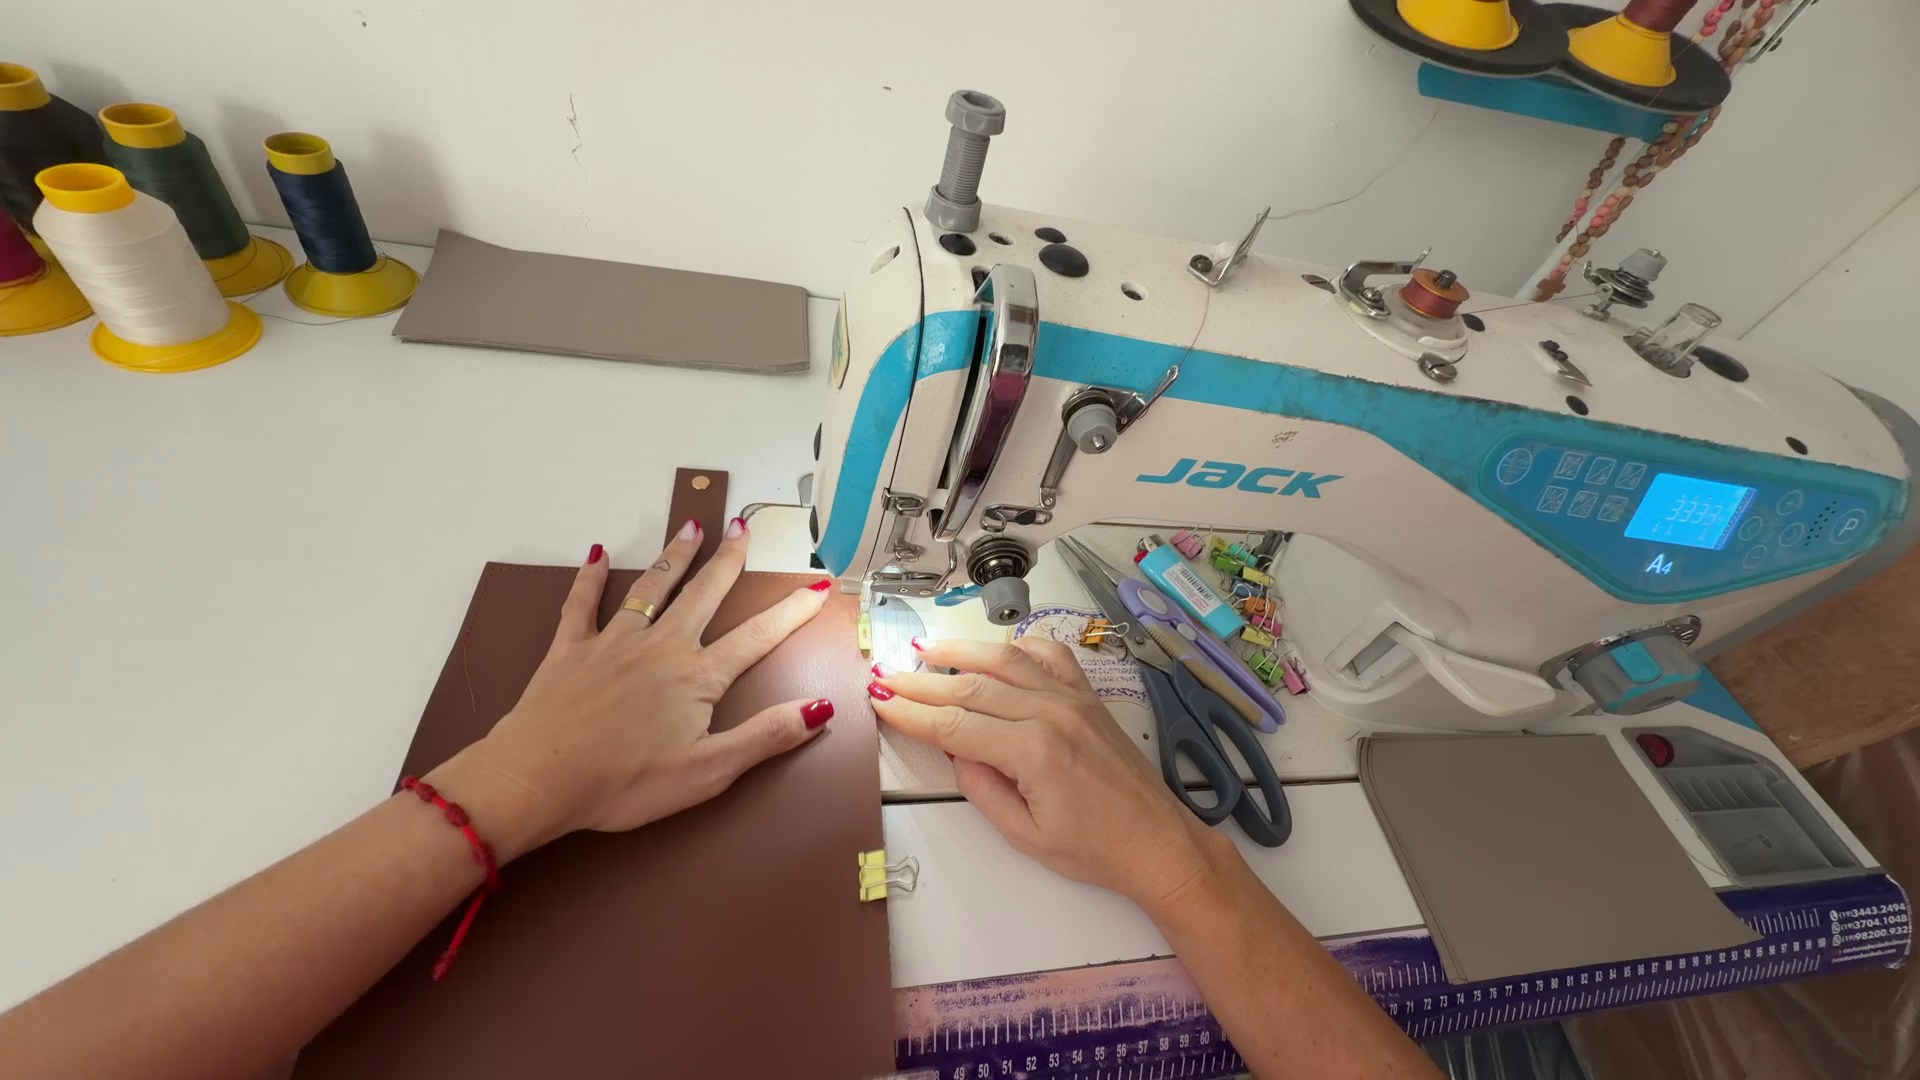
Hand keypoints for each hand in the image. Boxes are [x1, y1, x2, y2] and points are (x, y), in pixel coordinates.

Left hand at [427, 517, 836, 861]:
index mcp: (697, 676)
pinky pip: (581, 604)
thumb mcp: (709, 771)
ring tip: (692, 527)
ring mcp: (613, 643)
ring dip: (675, 556)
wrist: (535, 781)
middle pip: (704, 594)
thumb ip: (766, 736)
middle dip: (728, 560)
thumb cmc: (625, 783)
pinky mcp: (570, 650)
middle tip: (744, 527)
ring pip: (652, 589)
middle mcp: (661, 646)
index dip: (792, 612)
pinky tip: (599, 553)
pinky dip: (590, 578)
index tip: (817, 587)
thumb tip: (820, 708)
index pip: (758, 637)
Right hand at [869, 638, 1226, 912]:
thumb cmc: (1093, 849)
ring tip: (926, 648)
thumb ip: (982, 788)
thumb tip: (953, 750)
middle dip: (923, 682)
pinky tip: (997, 648)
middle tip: (886, 675)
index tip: (880, 699)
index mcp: (1033, 751)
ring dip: (962, 650)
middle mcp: (1050, 712)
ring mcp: (1072, 697)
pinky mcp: (1087, 694)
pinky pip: (1050, 655)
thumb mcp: (1025, 835)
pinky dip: (1020, 645)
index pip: (955, 725)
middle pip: (972, 688)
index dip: (912, 712)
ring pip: (1006, 660)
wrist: (1157, 841)